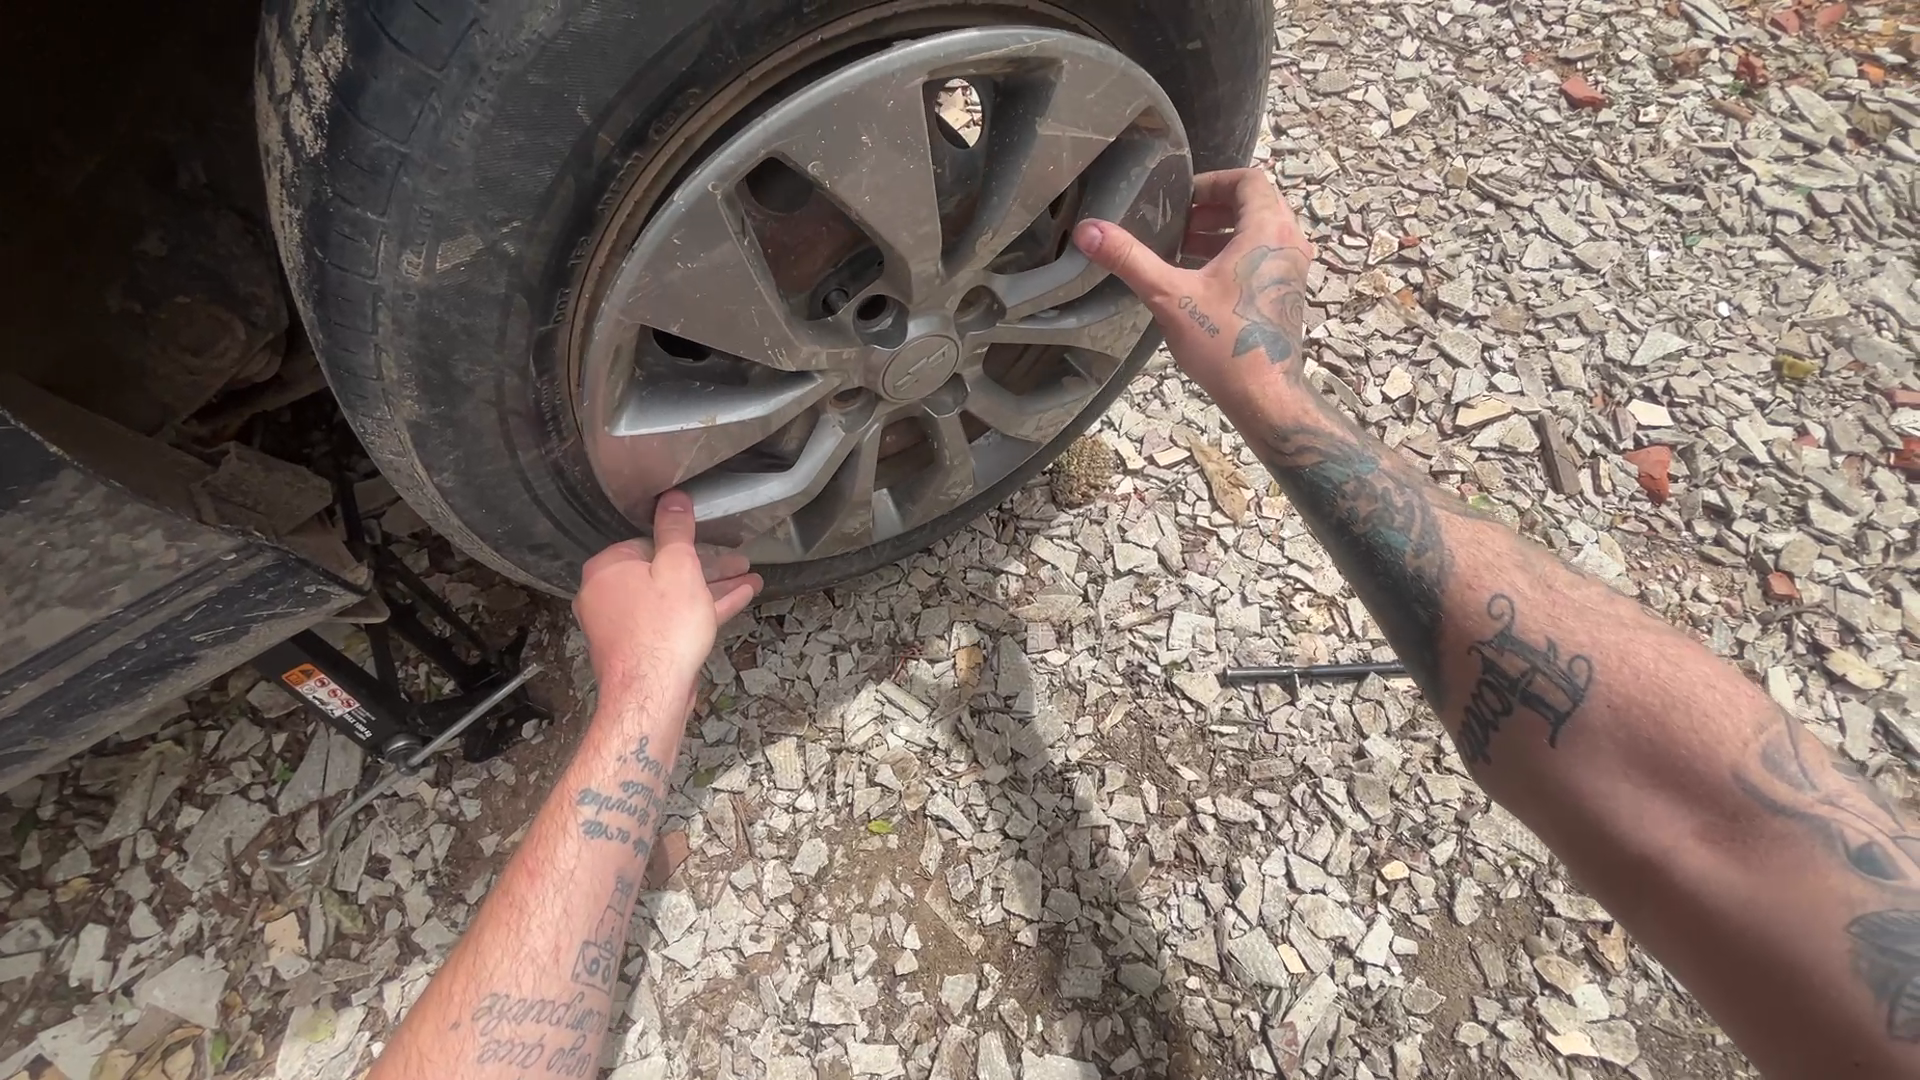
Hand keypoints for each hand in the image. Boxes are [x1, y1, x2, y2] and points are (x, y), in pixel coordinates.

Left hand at [573, 491, 762, 699]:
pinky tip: (734, 603)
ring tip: (748, 581)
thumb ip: (676, 531)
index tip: (713, 542)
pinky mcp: (640, 647)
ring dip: (711, 588)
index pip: (649, 542)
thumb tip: (673, 497)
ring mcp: (623, 624)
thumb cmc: (663, 629)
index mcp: (608, 569)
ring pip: (673, 597)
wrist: (652, 692)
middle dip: (708, 567)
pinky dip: (700, 611)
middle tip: (738, 562)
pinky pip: (672, 620)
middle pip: (664, 571)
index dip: (687, 543)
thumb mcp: (679, 567)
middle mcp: (607, 594)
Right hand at [1073, 168, 1317, 393]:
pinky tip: (1203, 281)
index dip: (1212, 183)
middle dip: (1214, 210)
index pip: (1247, 180)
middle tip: (1179, 224)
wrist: (1262, 393)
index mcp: (1267, 231)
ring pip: (1259, 234)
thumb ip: (1130, 260)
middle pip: (1254, 205)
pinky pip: (1263, 259)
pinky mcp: (1287, 295)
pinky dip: (1236, 257)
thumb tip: (1088, 231)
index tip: (1181, 199)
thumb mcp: (1169, 295)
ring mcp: (1292, 271)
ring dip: (1224, 234)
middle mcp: (1289, 243)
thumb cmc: (1223, 342)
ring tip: (1185, 250)